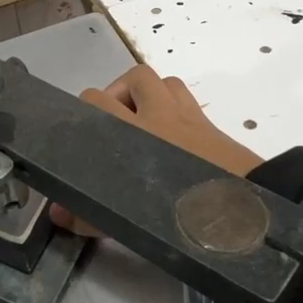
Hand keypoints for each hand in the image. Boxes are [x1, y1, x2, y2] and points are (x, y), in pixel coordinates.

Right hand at [54, 66, 263, 235]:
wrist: (245, 218)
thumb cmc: (183, 220)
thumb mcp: (127, 224)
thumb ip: (88, 217)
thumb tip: (57, 212)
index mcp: (132, 133)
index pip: (93, 99)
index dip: (82, 112)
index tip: (80, 135)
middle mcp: (158, 115)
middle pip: (132, 78)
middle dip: (117, 95)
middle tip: (112, 125)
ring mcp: (188, 116)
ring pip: (164, 81)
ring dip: (148, 94)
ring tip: (140, 120)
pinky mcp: (209, 125)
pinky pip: (186, 99)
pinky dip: (174, 105)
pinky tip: (171, 130)